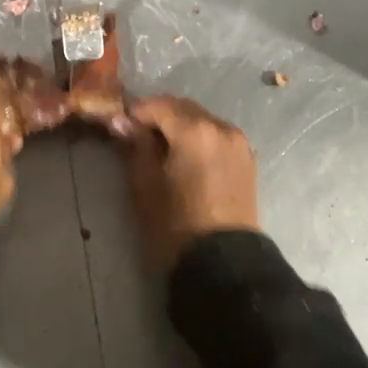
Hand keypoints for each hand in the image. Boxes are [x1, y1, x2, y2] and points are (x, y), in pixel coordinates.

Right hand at [126, 96, 259, 268]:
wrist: (224, 263)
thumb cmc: (177, 223)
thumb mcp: (146, 183)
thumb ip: (136, 145)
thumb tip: (121, 120)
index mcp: (194, 130)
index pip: (158, 105)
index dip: (136, 112)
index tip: (121, 125)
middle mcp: (220, 126)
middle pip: (182, 107)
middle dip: (159, 115)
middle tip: (138, 135)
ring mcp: (238, 141)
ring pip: (201, 119)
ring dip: (181, 125)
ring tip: (163, 148)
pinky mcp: (247, 158)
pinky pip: (217, 134)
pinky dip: (200, 137)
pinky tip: (188, 157)